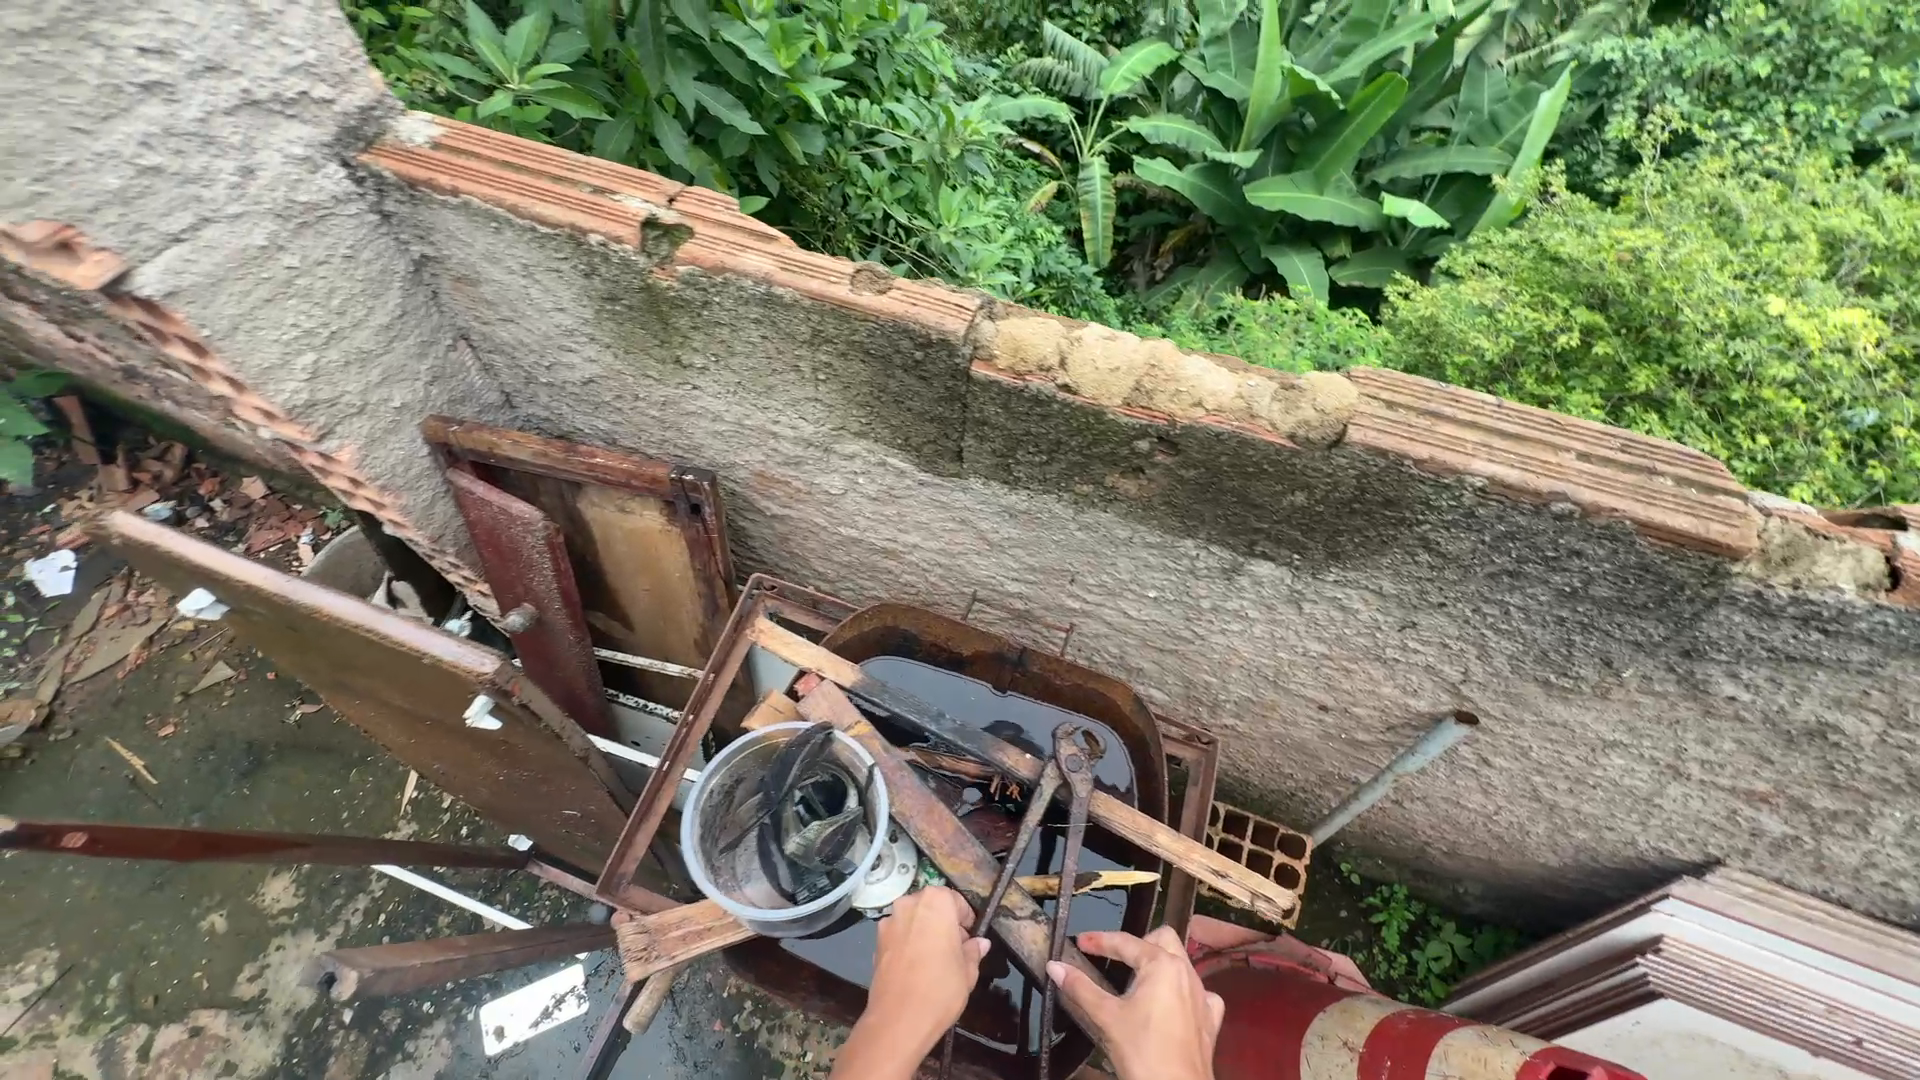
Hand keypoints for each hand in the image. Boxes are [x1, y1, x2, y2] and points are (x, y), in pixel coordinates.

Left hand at [831, 887, 989, 1079]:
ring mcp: (890, 921)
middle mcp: (909, 903)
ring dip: (925, 932)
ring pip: (914, 920)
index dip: (966, 920)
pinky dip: (908, 945)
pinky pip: (899, 936)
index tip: (970, 939)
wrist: (898, 1020)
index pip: (956, 900)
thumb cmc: (940, 988)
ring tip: (934, 961)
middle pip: (932, 907)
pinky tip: (916, 969)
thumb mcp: (967, 971)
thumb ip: (973, 951)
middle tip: (955, 950)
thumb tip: (980, 943)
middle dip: (944, 924)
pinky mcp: (877, 941)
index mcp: (935, 902)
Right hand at [1047, 927, 1223, 1079]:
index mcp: (1162, 964)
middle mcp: (1186, 972)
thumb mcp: (1106, 1017)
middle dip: (1138, 943)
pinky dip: (1183, 991)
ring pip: (1181, 962)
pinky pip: (1199, 992)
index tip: (1081, 942)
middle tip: (1116, 959)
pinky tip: (1171, 1005)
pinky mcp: (1210, 1020)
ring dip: (1159, 964)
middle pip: (1162, 939)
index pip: (1125, 942)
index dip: (1099, 940)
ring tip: (1137, 980)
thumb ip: (1080, 987)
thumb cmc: (1142, 1053)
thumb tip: (1055, 966)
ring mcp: (1202, 995)